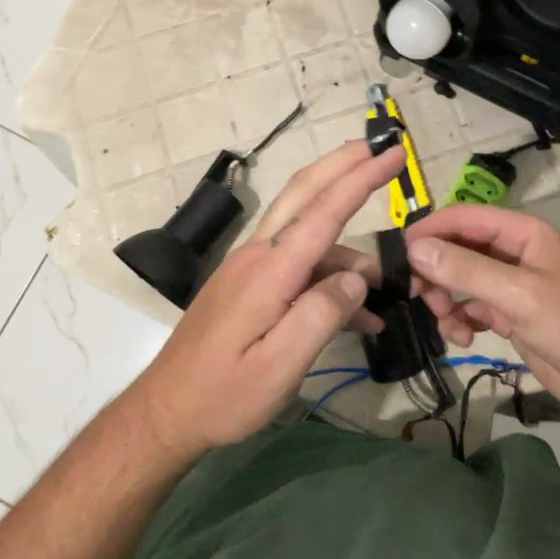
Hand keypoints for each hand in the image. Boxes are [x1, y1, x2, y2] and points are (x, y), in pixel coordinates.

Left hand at [120, 141, 405, 458]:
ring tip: (389, 283)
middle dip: (343, 166)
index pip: (324, 211)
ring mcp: (250, 268)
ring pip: (306, 234)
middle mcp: (258, 255)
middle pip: (304, 194)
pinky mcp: (248, 286)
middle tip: (380, 147)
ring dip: (348, 248)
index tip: (393, 153)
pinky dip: (329, 278)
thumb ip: (322, 316)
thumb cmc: (224, 394)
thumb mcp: (281, 366)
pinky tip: (358, 313)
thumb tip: (358, 276)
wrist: (166, 411)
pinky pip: (297, 266)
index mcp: (270, 270)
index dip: (361, 178)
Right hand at [403, 204, 559, 418]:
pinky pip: (471, 307)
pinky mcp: (510, 314)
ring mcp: (511, 284)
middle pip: (458, 248)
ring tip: (448, 323)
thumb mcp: (518, 295)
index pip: (464, 217)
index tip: (400, 256)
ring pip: (460, 280)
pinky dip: (461, 320)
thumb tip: (415, 249)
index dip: (430, 231)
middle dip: (437, 271)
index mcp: (523, 233)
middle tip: (421, 297)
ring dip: (446, 299)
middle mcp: (515, 252)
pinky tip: (462, 338)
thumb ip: (466, 270)